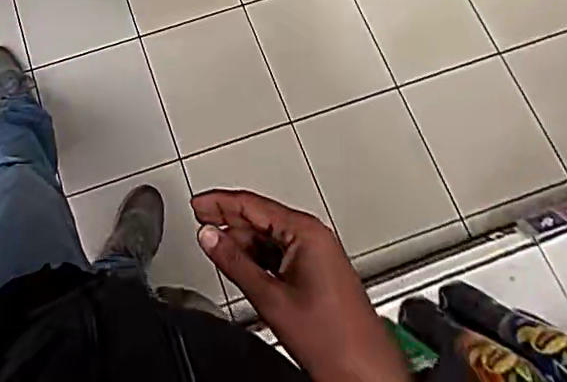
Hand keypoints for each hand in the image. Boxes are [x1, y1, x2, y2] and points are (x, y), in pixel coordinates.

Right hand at [193, 189, 407, 381]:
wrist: (368, 379)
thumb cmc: (336, 342)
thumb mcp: (271, 298)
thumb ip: (234, 262)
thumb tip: (209, 236)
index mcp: (306, 232)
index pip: (252, 203)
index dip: (219, 202)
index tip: (198, 204)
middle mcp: (314, 236)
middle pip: (260, 218)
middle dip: (229, 223)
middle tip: (202, 225)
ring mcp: (318, 254)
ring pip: (269, 237)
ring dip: (243, 243)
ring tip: (218, 250)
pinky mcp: (318, 271)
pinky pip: (280, 254)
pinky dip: (258, 258)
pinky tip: (244, 269)